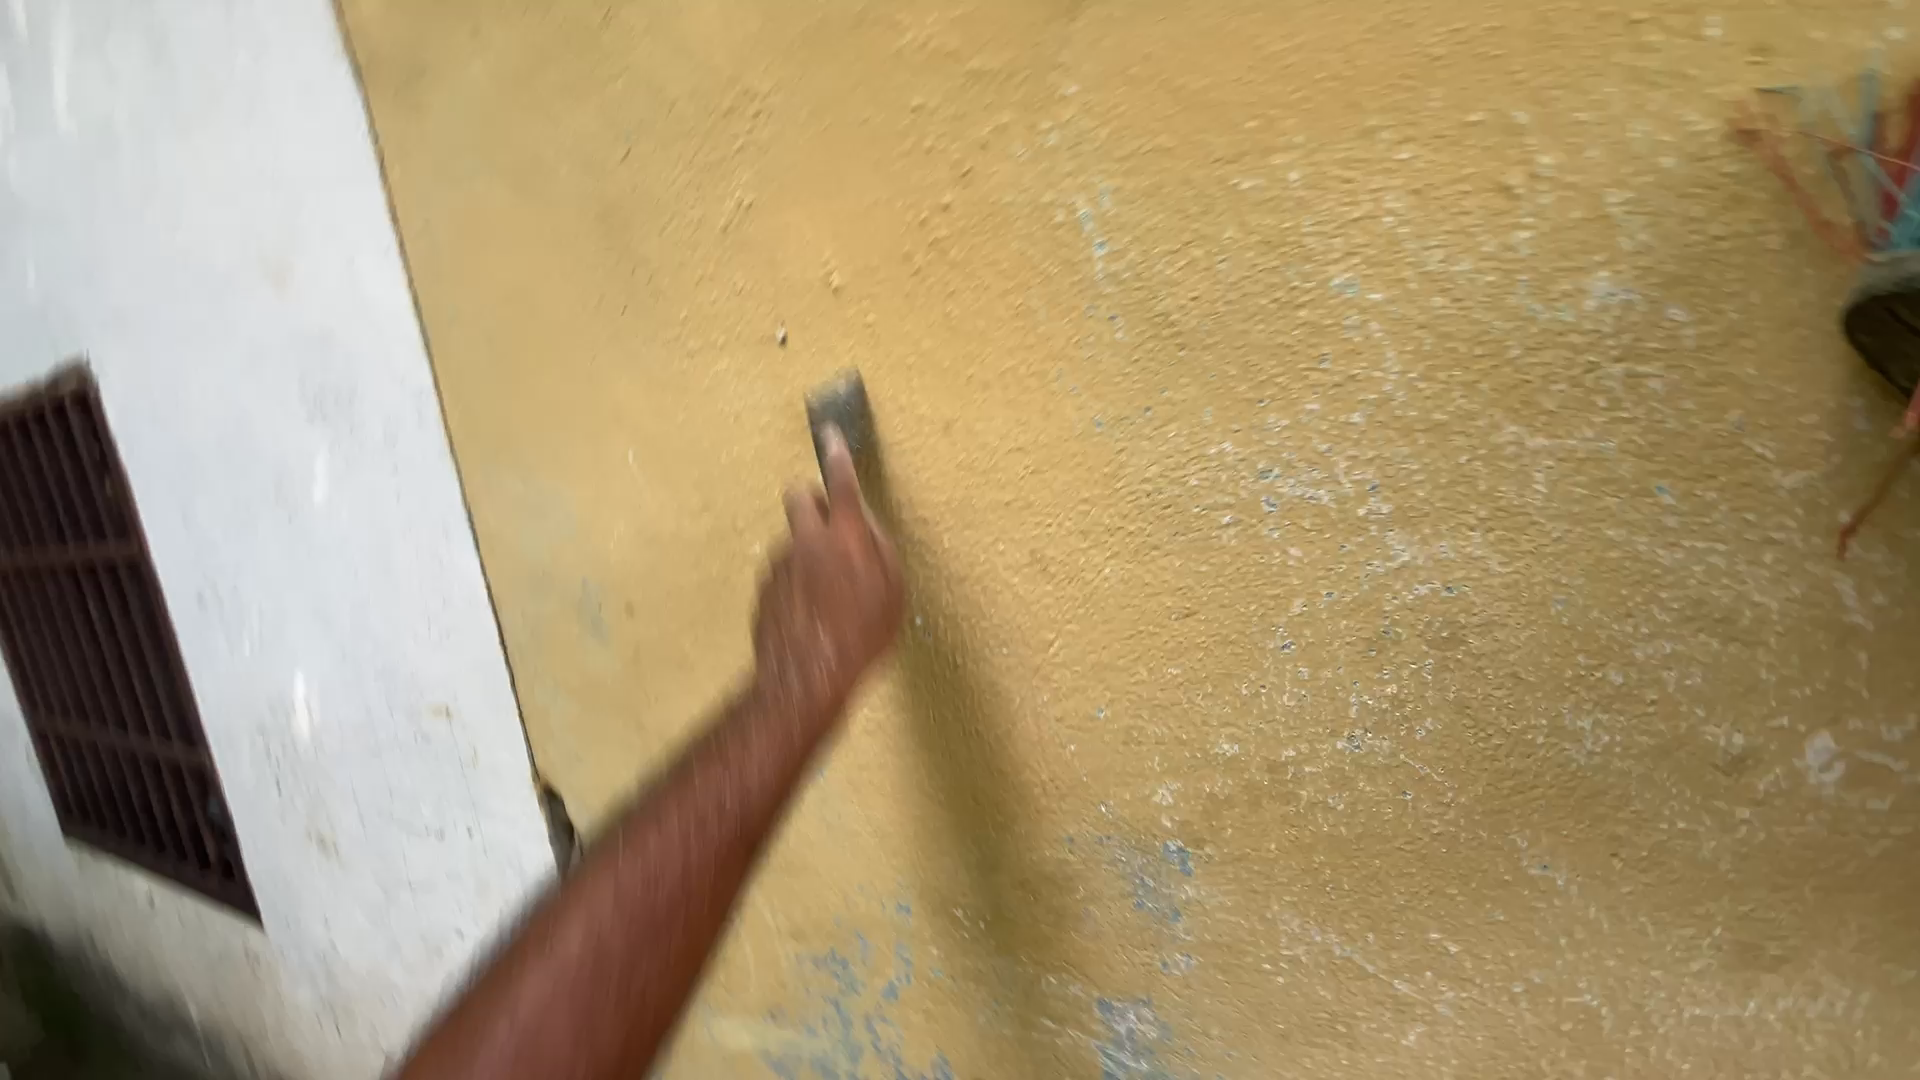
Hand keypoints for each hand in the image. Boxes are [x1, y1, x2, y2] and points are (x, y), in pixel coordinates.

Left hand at [752, 426, 904, 718]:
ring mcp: (779, 563)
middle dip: (812, 499)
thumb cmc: (862, 635)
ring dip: (807, 551)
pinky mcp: (764, 588)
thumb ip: (879, 550)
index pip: (841, 481)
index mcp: (844, 535)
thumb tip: (865, 529)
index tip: (830, 434)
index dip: (838, 453)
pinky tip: (810, 612)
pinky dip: (796, 581)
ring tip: (828, 594)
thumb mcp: (893, 592)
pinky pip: (783, 571)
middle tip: (832, 525)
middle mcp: (806, 539)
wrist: (807, 675)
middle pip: (799, 495)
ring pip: (792, 539)